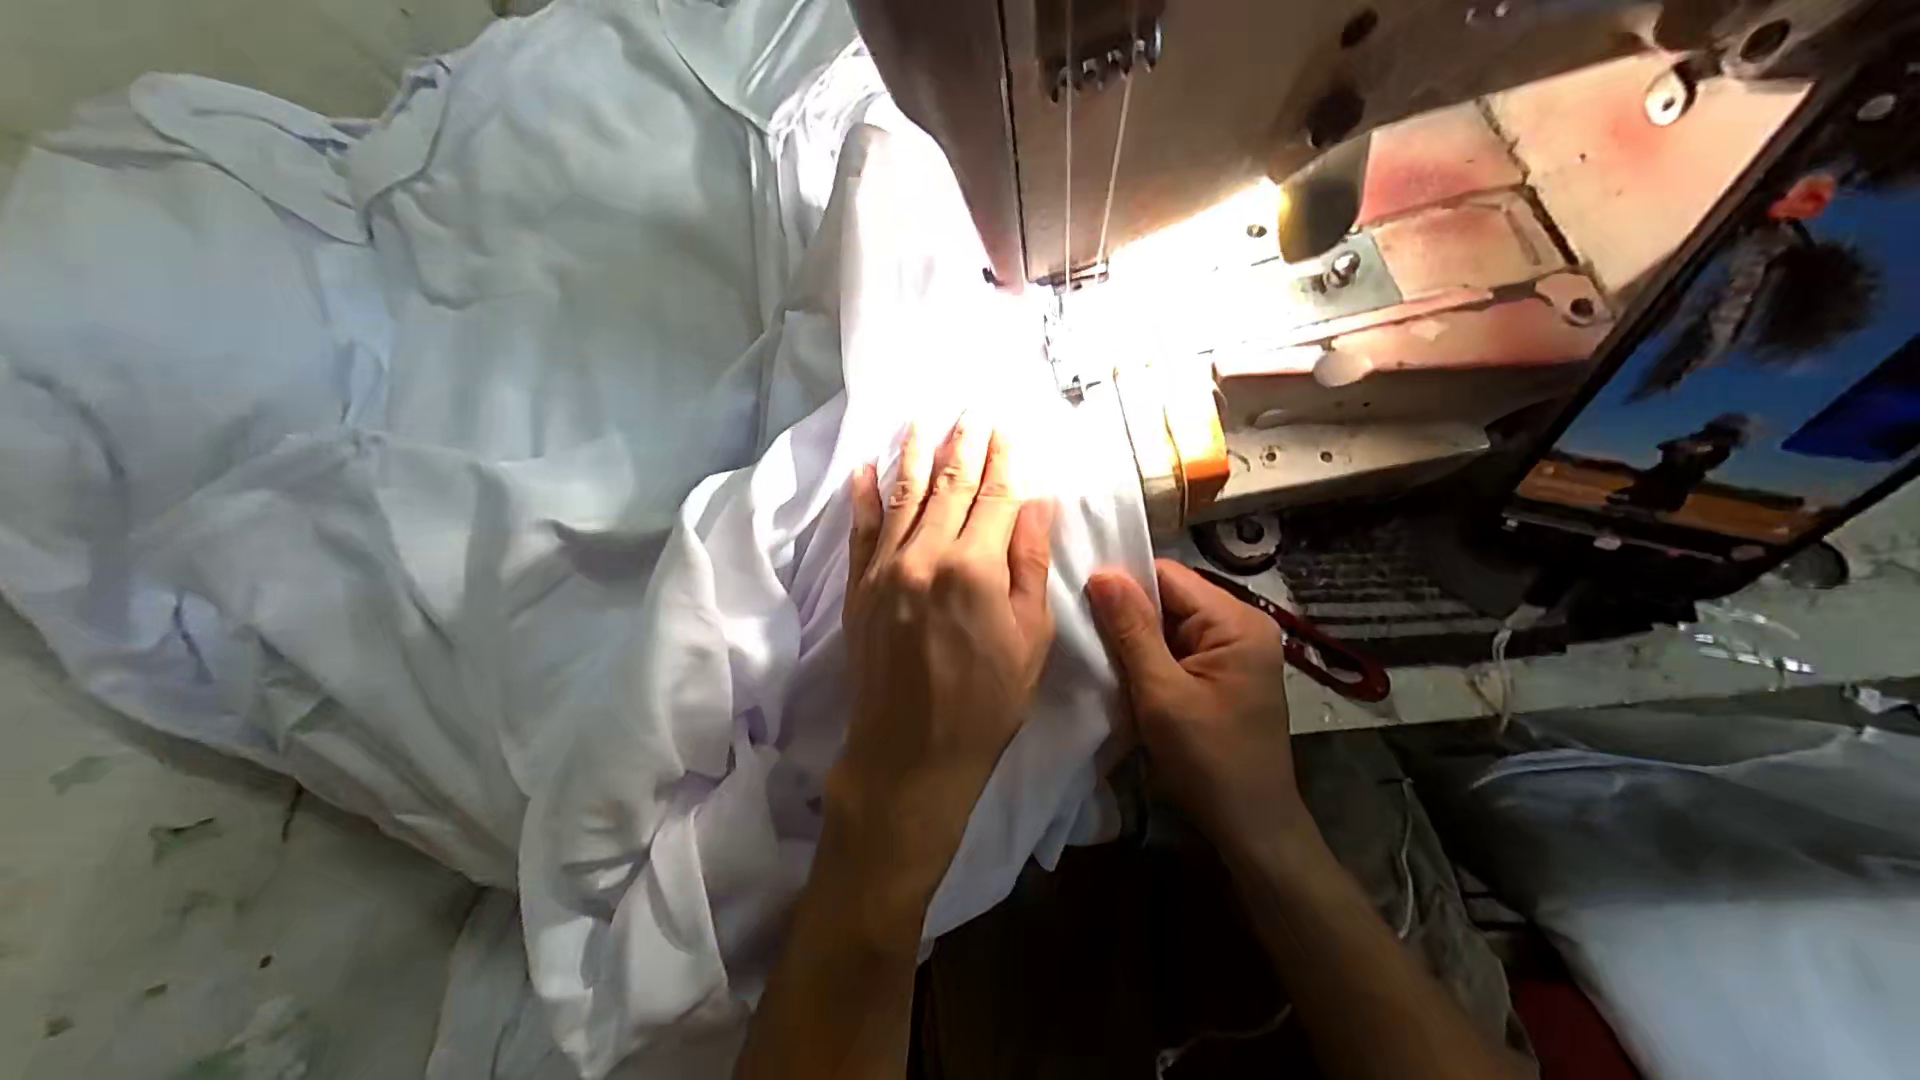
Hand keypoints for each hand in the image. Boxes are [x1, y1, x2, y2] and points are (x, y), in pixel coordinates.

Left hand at [827, 420, 1055, 916]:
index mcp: (977, 567)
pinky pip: (861, 529)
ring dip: (913, 454)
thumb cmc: (986, 702)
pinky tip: (866, 467)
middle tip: (968, 410)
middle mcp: (927, 555)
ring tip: (920, 419)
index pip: (996, 496)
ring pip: (903, 496)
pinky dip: (864, 495)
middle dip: (962, 444)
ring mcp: (885, 568)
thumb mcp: (1030, 638)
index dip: (1004, 459)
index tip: (1006, 428)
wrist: (911, 751)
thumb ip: (1030, 565)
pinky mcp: (859, 586)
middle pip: (949, 485)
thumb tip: (1035, 505)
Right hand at [1086, 559, 1309, 853]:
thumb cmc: (1207, 759)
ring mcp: (1234, 650)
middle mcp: (1241, 625)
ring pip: (1170, 623)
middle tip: (1081, 624)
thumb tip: (1102, 574)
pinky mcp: (1222, 672)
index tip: (1079, 596)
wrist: (1250, 825)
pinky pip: (1177, 646)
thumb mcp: (1161, 692)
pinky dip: (1149, 655)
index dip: (1123, 582)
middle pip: (1171, 597)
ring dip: (1135, 636)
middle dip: (1127, 611)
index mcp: (1236, 621)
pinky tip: (1123, 668)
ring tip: (1096, 646)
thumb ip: (1132, 630)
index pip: (1169, 576)